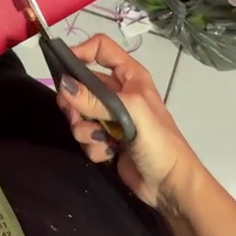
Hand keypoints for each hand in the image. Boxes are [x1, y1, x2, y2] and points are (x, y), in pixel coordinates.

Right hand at [57, 35, 206, 208]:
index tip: (64, 71)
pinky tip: (108, 154)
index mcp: (129, 76)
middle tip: (75, 115)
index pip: (100, 48)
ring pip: (79, 112)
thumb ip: (96, 99)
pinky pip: (84, 134)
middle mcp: (118, 92)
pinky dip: (92, 145)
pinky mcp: (105, 139)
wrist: (171, 187)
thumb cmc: (160, 143)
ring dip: (84, 128)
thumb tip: (64, 86)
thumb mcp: (131, 114)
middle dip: (75, 102)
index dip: (80, 52)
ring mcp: (110, 116)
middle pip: (81, 83)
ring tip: (100, 140)